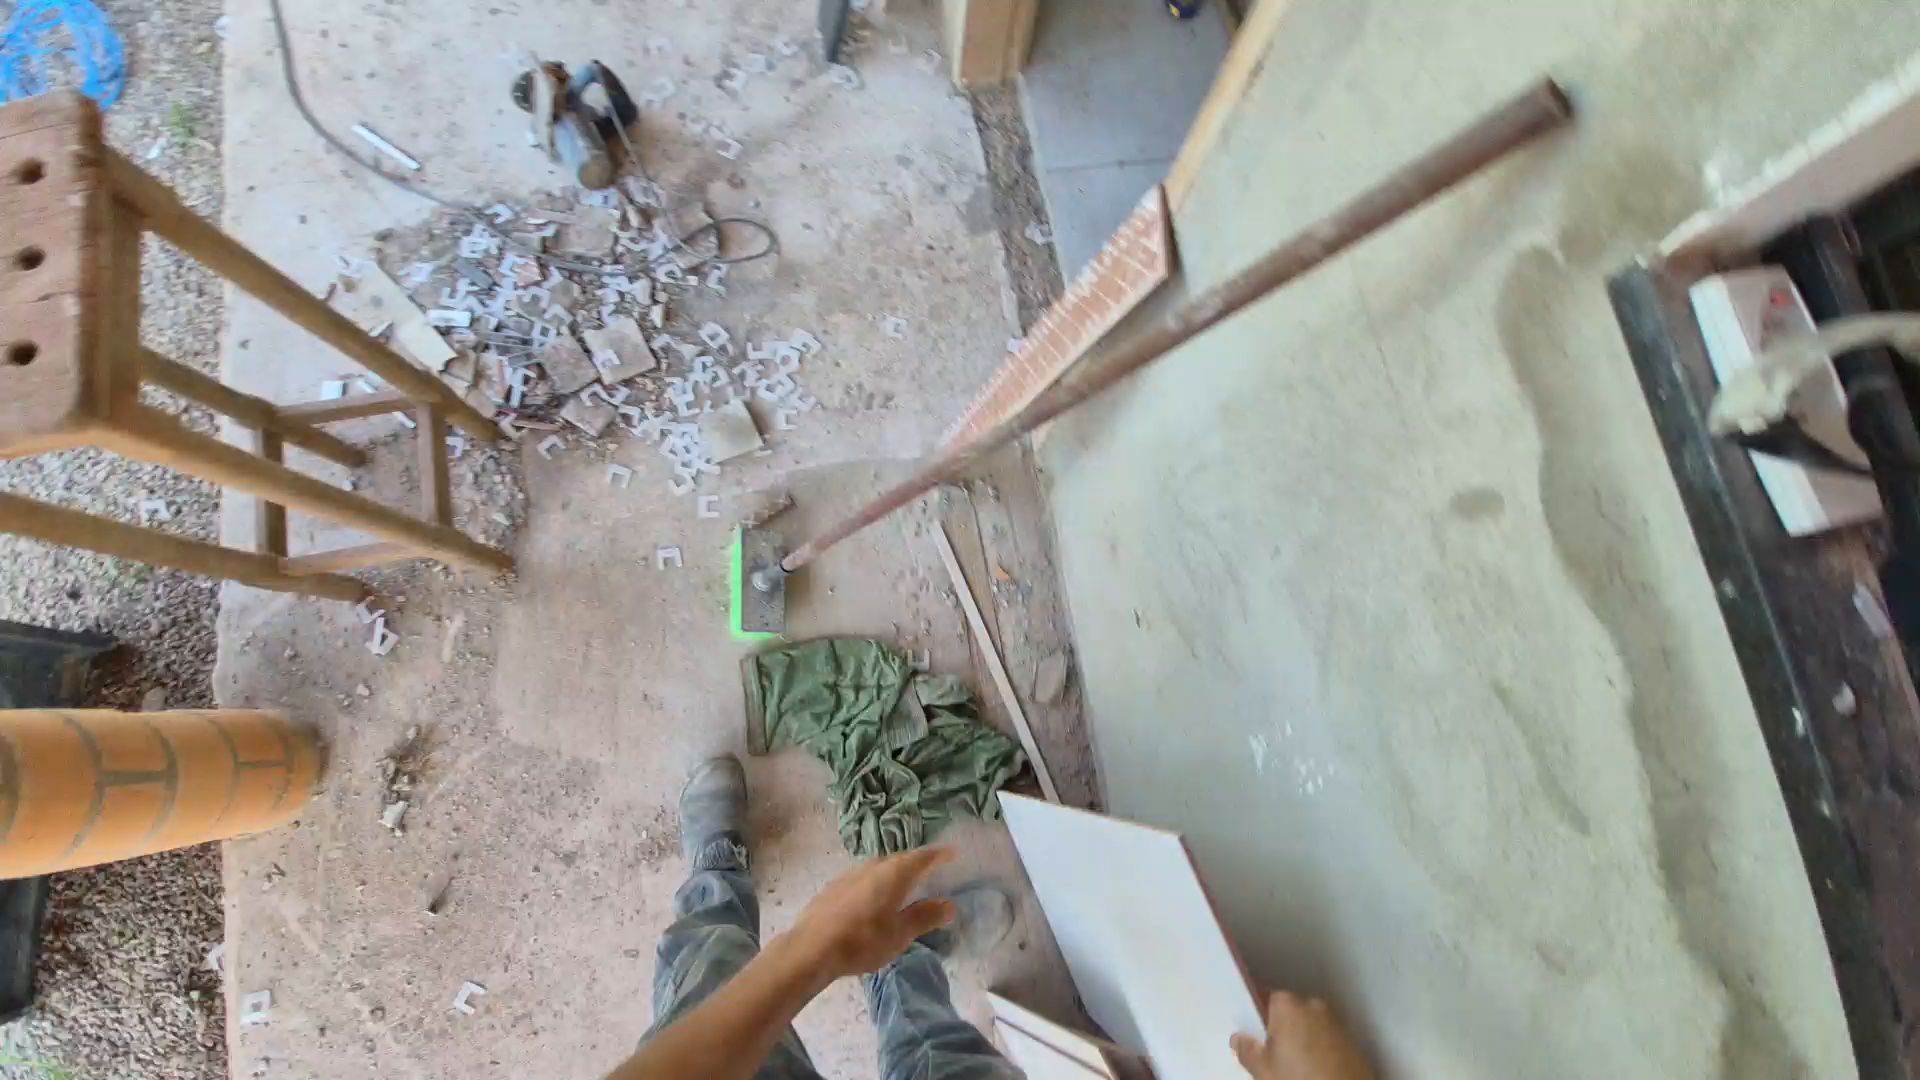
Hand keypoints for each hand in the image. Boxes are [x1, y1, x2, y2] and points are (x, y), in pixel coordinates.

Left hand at [784, 847, 957, 977]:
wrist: (812, 947)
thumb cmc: (863, 940)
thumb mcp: (900, 934)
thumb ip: (925, 916)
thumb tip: (950, 905)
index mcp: (895, 872)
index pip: (923, 857)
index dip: (940, 855)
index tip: (953, 853)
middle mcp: (874, 865)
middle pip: (901, 859)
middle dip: (917, 863)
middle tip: (930, 871)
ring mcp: (852, 873)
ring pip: (881, 867)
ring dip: (895, 873)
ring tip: (903, 885)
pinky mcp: (835, 886)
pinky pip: (865, 877)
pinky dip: (877, 883)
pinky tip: (873, 900)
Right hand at [1230, 992, 1373, 1079]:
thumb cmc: (1299, 1079)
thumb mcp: (1263, 1070)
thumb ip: (1246, 1050)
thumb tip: (1239, 1039)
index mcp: (1288, 1003)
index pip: (1267, 1000)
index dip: (1262, 1020)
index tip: (1260, 1038)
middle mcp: (1314, 1006)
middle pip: (1292, 1013)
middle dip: (1286, 1030)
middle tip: (1280, 1057)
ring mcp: (1339, 1025)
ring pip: (1314, 1028)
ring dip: (1308, 1042)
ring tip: (1303, 1068)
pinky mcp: (1357, 1046)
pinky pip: (1333, 1044)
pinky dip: (1328, 1054)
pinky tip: (1322, 1073)